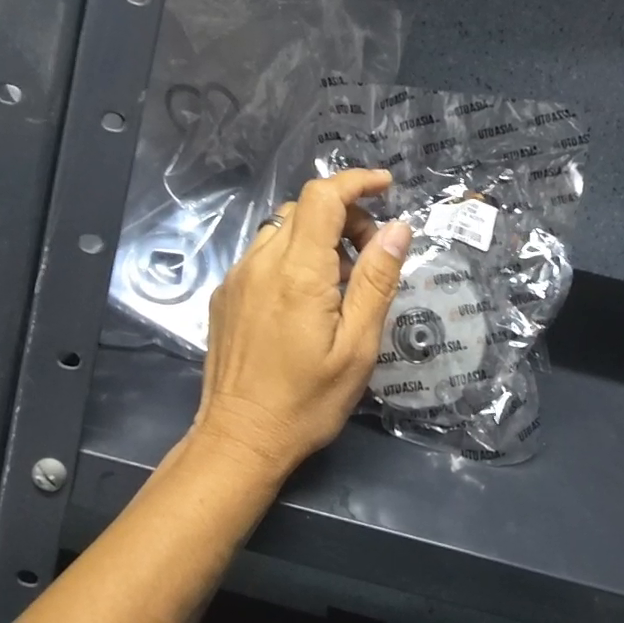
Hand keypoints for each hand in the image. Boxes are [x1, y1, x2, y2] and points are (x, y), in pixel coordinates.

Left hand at [193, 168, 411, 478]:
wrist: (237, 441)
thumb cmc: (306, 401)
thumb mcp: (357, 347)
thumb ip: (377, 281)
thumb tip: (397, 228)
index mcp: (298, 272)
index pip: (323, 196)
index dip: (356, 181)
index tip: (386, 186)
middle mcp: (262, 262)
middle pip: (306, 208)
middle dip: (346, 217)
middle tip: (372, 258)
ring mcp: (238, 276)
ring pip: (283, 228)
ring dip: (318, 237)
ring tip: (341, 283)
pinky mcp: (225, 293)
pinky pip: (264, 253)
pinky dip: (293, 256)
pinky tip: (306, 300)